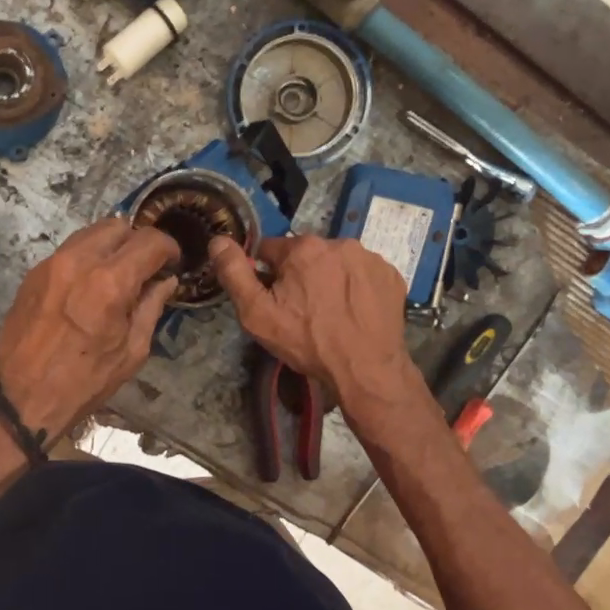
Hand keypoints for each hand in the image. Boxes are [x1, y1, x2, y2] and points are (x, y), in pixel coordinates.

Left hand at [0, 219, 179, 440]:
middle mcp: (79, 262)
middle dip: (137, 242)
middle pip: (118, 226)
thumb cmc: (83, 382)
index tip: (171, 263)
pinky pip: (68, 250)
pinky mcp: (34, 273)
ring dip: (110, 246)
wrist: (21, 397)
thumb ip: (151, 308)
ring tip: (116, 274)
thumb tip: (165, 281)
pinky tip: (88, 285)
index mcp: (110, 283)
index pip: (150, 241)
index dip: (168, 248)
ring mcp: (52, 264)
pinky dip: (86, 257)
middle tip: (143, 268)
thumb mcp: (131, 351)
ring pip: (90, 233)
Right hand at [209, 235, 425, 416]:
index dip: (265, 275)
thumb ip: (234, 274)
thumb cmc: (306, 342)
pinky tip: (352, 313)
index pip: (269, 250)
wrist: (365, 369)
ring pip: (335, 263)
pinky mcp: (391, 275)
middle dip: (298, 276)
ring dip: (328, 280)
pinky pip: (362, 275)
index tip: (272, 301)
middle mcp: (338, 243)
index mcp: (303, 249)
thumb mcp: (257, 314)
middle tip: (300, 311)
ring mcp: (370, 258)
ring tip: (329, 314)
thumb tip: (217, 240)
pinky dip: (354, 288)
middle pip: (305, 255)